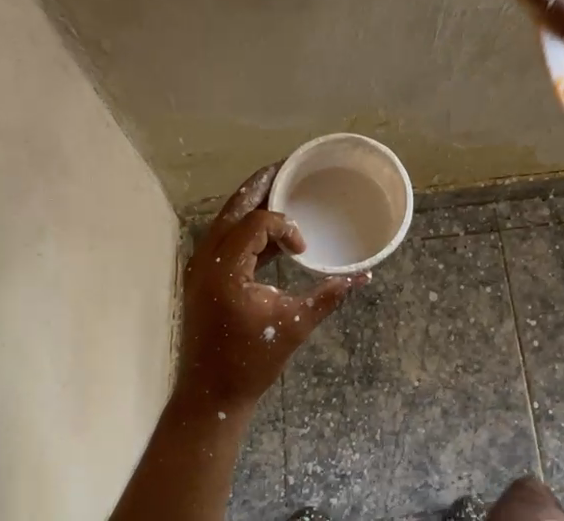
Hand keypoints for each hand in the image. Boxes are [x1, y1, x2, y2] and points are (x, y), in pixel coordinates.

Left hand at [177, 163, 365, 407]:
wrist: (210, 397)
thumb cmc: (251, 362)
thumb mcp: (295, 326)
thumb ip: (329, 296)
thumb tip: (364, 275)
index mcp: (226, 269)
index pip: (255, 223)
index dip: (283, 226)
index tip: (302, 247)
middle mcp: (206, 260)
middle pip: (233, 208)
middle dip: (260, 186)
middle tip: (285, 167)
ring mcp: (199, 268)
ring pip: (224, 220)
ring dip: (250, 204)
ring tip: (277, 189)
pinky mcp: (200, 277)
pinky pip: (222, 238)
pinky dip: (243, 227)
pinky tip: (267, 232)